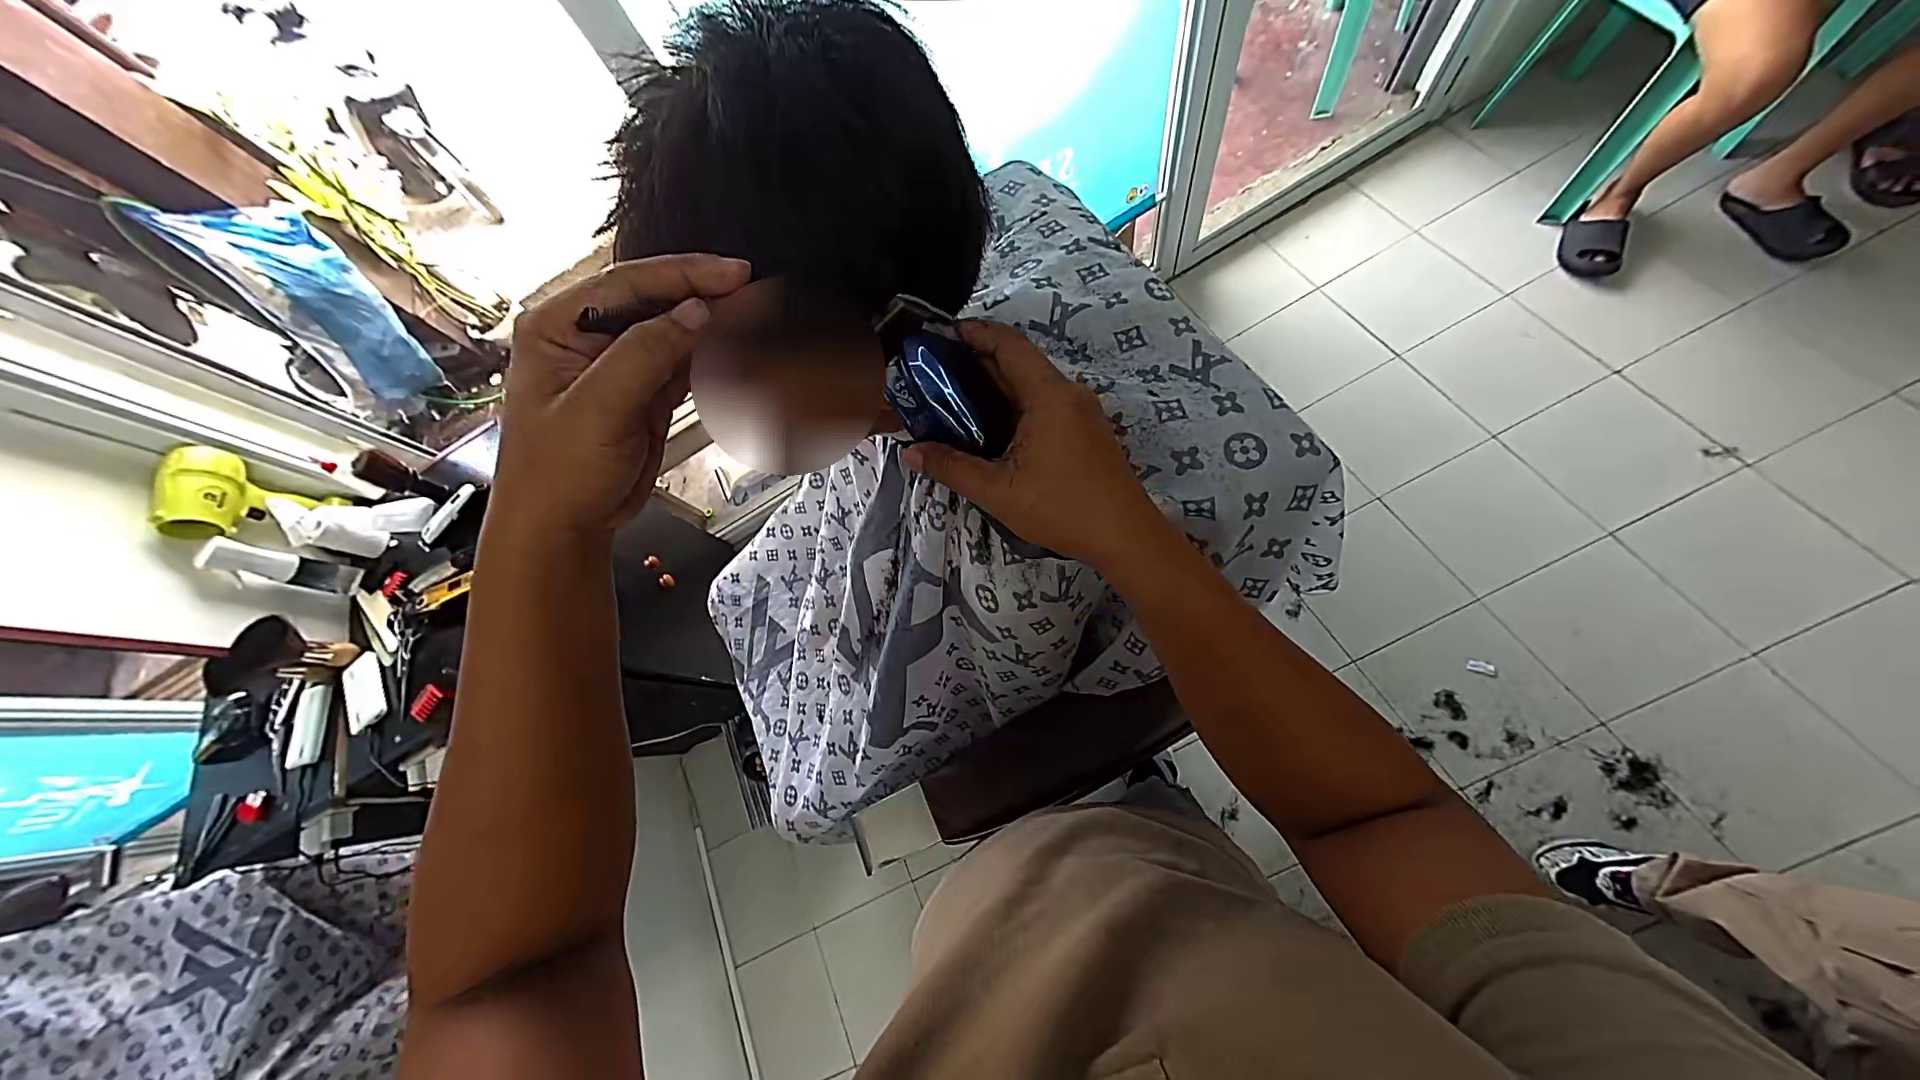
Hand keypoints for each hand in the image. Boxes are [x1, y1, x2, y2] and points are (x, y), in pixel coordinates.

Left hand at [492, 254, 751, 535]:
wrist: (565, 524)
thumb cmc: (556, 473)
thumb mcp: (598, 408)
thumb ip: (645, 354)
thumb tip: (692, 314)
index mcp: (558, 327)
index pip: (628, 285)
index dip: (684, 276)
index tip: (732, 274)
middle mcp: (588, 340)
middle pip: (657, 304)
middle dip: (706, 298)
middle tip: (753, 294)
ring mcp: (620, 367)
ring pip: (676, 334)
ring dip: (715, 328)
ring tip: (754, 317)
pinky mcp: (645, 394)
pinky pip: (684, 366)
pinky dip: (712, 359)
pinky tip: (735, 349)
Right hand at [901, 321, 1170, 568]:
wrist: (1125, 535)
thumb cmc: (1063, 509)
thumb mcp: (999, 491)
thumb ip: (952, 467)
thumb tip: (910, 453)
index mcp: (1050, 396)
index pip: (1009, 345)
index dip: (975, 333)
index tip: (943, 334)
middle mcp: (1069, 394)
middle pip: (1020, 362)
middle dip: (977, 361)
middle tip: (936, 371)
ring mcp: (1082, 412)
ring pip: (1032, 385)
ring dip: (996, 386)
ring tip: (955, 398)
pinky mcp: (1086, 430)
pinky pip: (1045, 404)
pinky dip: (1015, 406)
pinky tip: (991, 426)